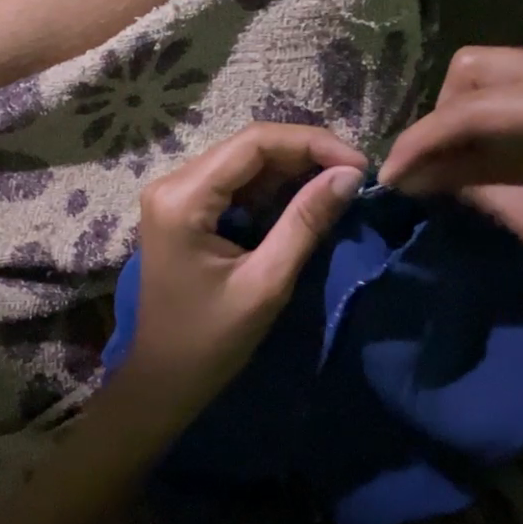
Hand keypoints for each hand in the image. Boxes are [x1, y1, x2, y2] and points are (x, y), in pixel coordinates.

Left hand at [127, 123, 366, 421]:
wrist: (163, 380)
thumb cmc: (210, 341)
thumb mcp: (266, 283)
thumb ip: (305, 222)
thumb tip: (350, 174)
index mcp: (182, 198)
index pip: (253, 143)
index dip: (311, 143)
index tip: (359, 163)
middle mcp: (172, 183)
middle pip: (248, 147)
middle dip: (306, 153)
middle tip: (356, 174)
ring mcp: (176, 194)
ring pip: (245, 161)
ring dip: (294, 168)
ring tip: (340, 182)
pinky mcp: (185, 208)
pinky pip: (236, 182)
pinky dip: (274, 186)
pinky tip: (307, 195)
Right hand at [379, 48, 522, 311]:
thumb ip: (477, 191)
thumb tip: (411, 178)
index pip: (475, 108)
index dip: (423, 141)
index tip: (388, 175)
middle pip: (476, 69)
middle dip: (440, 120)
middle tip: (423, 171)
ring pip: (490, 70)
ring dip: (459, 115)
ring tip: (445, 166)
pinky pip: (514, 85)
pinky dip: (486, 115)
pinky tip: (476, 154)